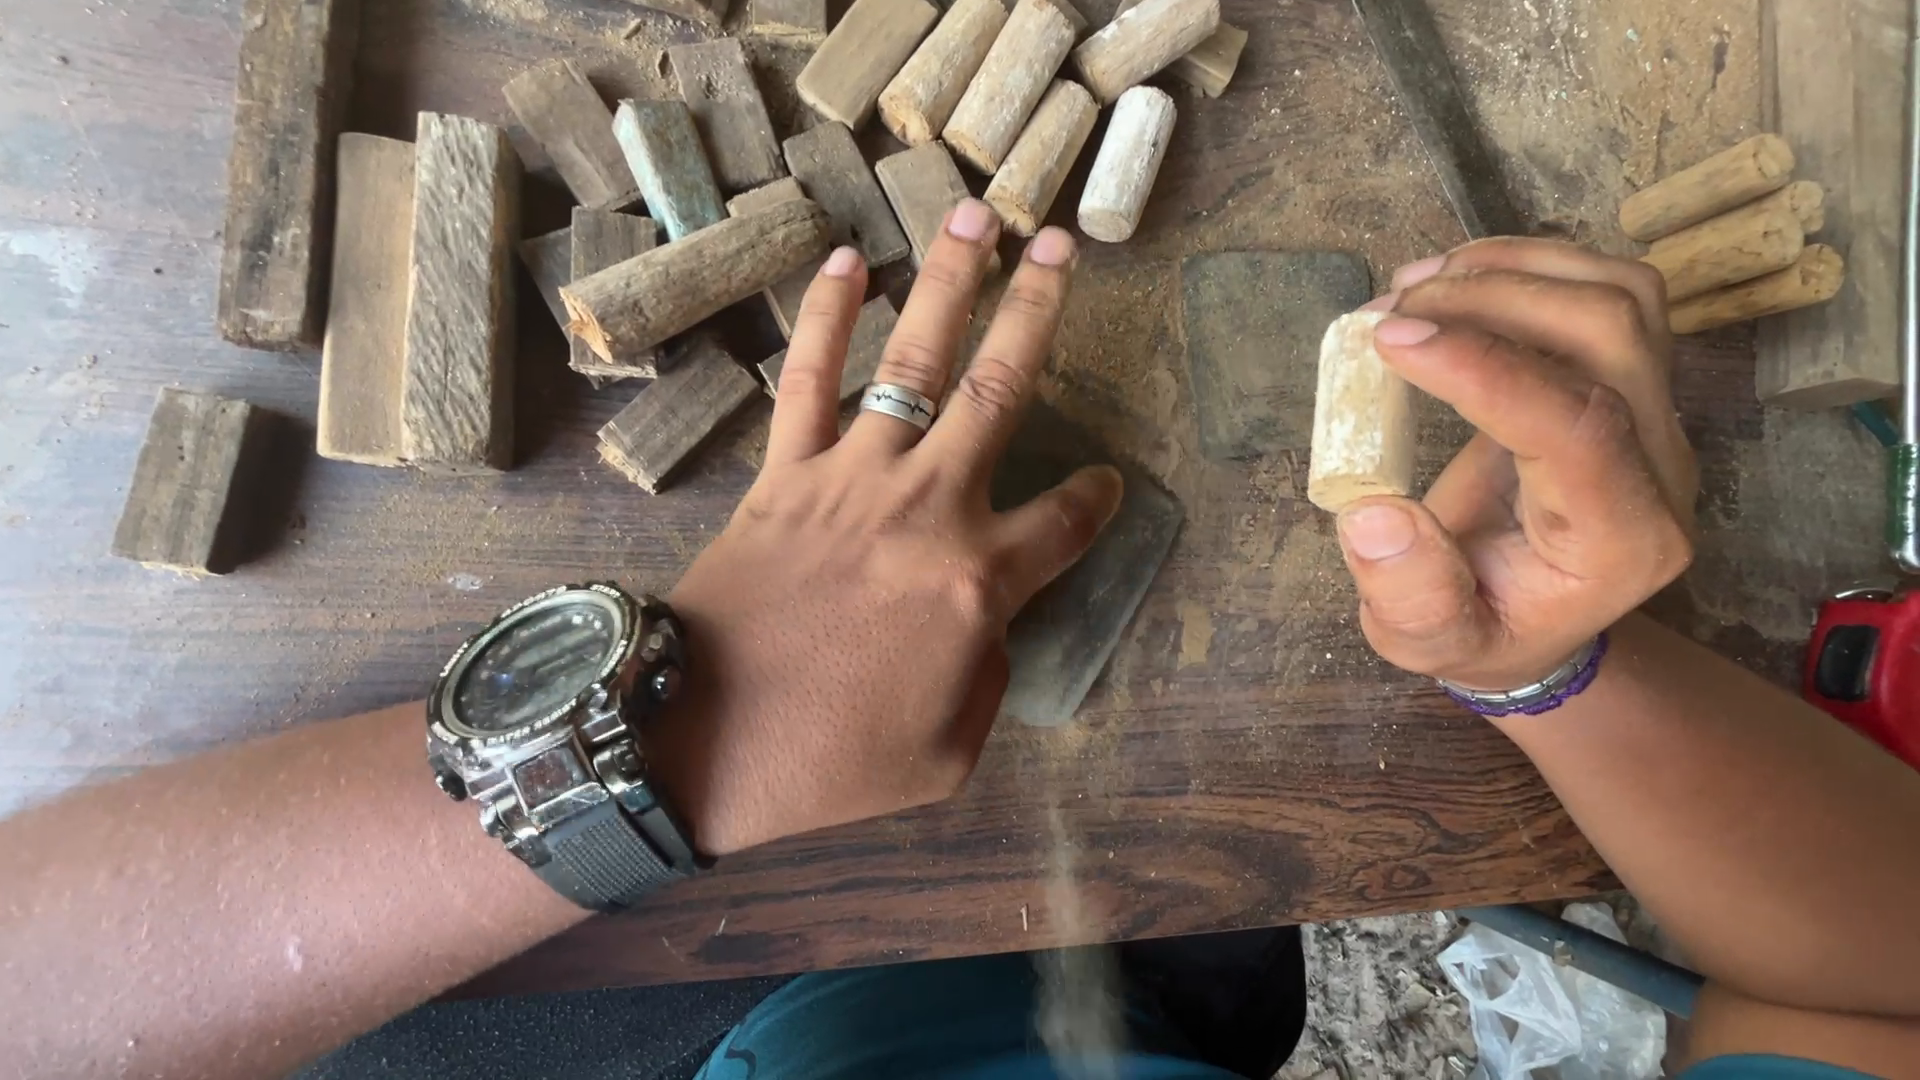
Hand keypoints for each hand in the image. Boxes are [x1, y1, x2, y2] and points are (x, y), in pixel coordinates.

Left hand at [648, 201, 1122, 856]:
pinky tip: (846, 263)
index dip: (1096, 501)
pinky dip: (825, 317)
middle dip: (1038, 310)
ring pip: (912, 361)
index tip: (1106, 486)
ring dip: (949, 282)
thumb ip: (987, 675)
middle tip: (1062, 245)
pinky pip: (808, 378)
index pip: (1066, 524)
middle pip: (1000, 391)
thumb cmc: (828, 762)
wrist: (696, 747)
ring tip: (975, 216)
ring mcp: (850, 480)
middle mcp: (925, 511)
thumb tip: (988, 621)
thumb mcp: (945, 753)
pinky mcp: (783, 475)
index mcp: (977, 584)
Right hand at [1337, 238, 1698, 690]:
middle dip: (1492, 301)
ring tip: (1411, 284)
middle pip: (1611, 337)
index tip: (1388, 341)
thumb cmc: (1477, 632)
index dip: (1482, 369)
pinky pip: (1601, 297)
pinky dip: (1523, 269)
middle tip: (1387, 311)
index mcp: (1617, 539)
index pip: (1576, 426)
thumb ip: (1407, 595)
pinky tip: (1449, 279)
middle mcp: (1658, 466)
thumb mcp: (1427, 641)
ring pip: (1619, 298)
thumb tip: (1372, 515)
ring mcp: (1654, 418)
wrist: (1529, 620)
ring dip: (1511, 270)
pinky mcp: (1623, 387)